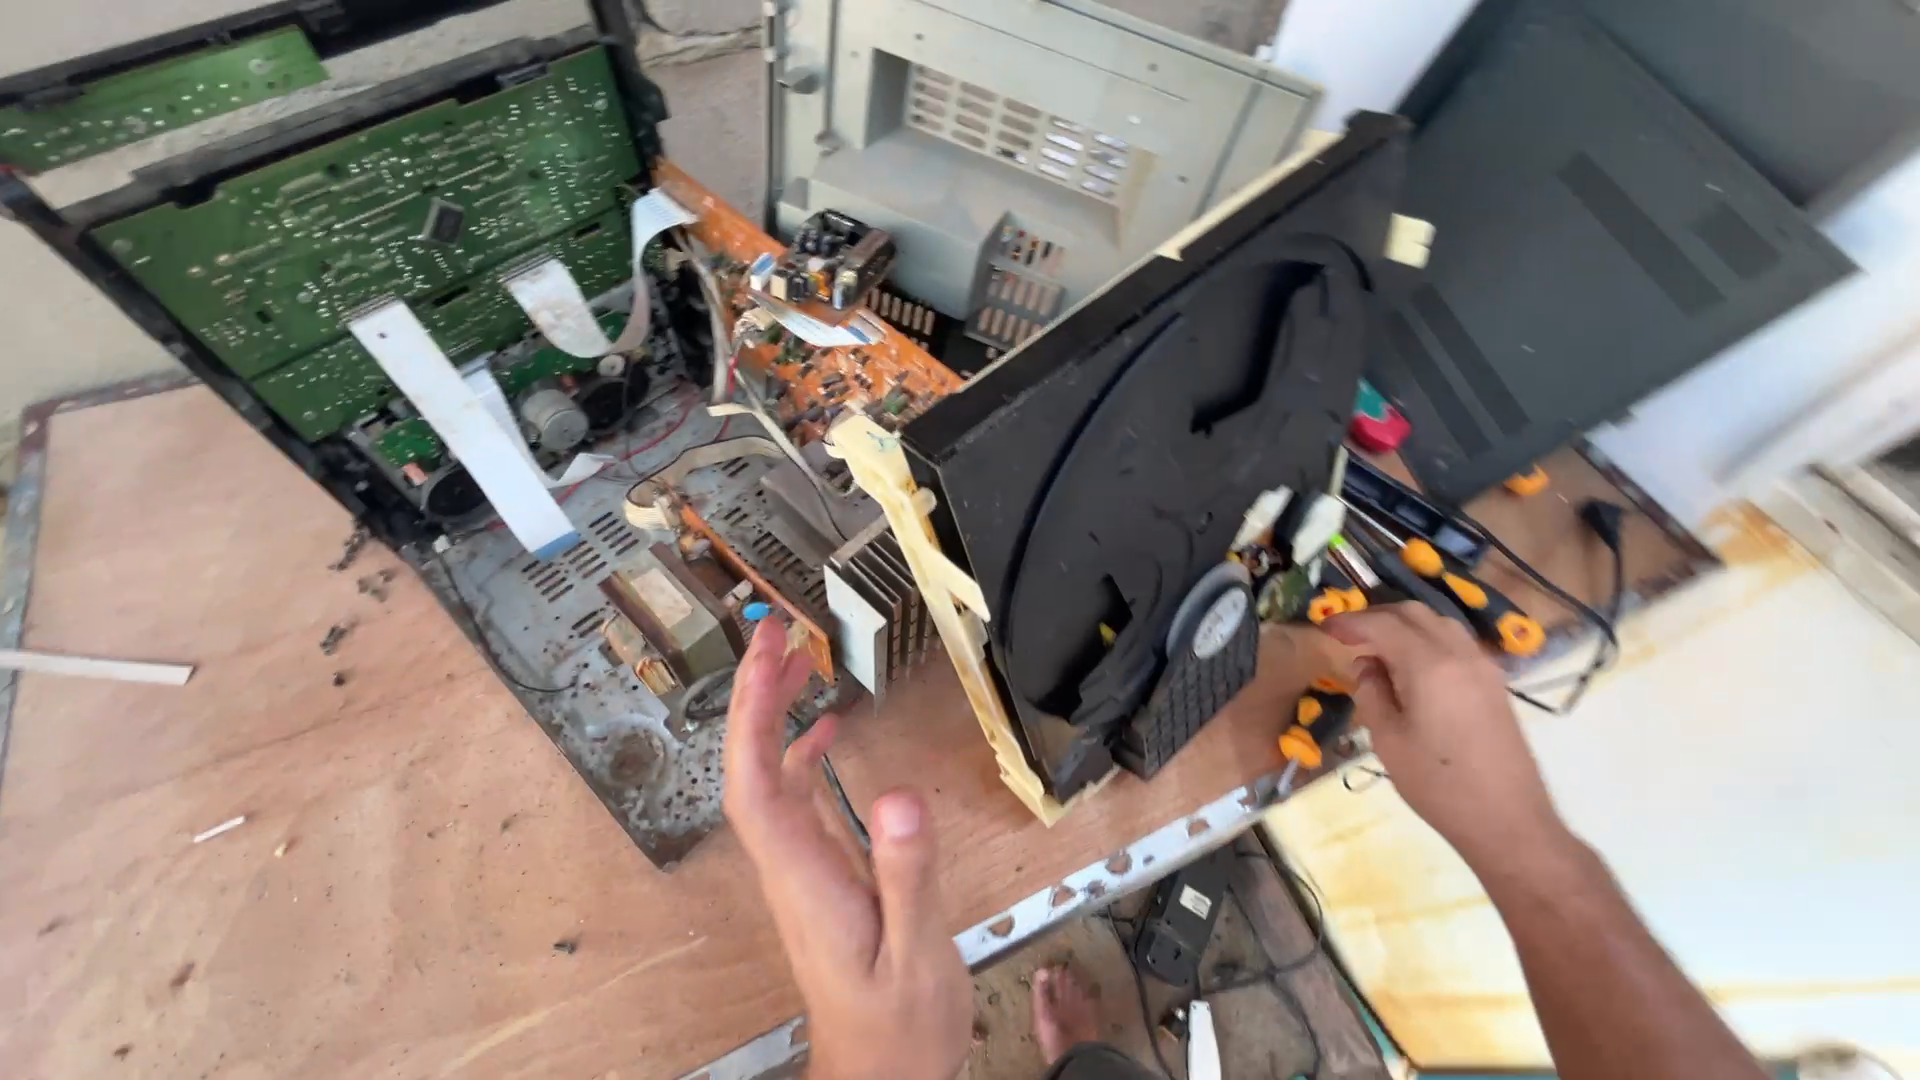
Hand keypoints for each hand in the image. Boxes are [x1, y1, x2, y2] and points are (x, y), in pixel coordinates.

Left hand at [723, 619, 970, 1079]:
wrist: (881, 1074)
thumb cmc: (898, 1024)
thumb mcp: (916, 953)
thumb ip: (907, 875)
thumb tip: (898, 793)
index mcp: (803, 876)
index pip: (754, 783)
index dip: (751, 715)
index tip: (768, 657)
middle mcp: (788, 863)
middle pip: (749, 767)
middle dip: (752, 696)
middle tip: (773, 634)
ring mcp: (799, 865)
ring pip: (767, 776)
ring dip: (773, 715)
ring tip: (795, 660)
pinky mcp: (818, 869)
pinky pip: (796, 796)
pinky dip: (803, 752)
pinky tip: (826, 729)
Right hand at [1321, 603, 1571, 869]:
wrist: (1508, 822)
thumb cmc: (1437, 784)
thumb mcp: (1387, 739)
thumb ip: (1371, 692)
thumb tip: (1366, 665)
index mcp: (1430, 666)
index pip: (1384, 624)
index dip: (1350, 622)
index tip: (1325, 629)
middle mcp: (1461, 655)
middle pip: (1414, 613)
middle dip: (1377, 617)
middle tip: (1348, 636)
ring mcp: (1483, 668)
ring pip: (1438, 623)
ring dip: (1404, 626)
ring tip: (1377, 649)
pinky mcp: (1494, 684)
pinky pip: (1455, 643)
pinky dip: (1426, 640)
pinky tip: (1409, 666)